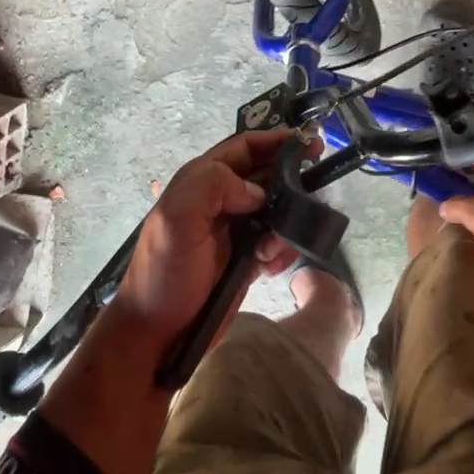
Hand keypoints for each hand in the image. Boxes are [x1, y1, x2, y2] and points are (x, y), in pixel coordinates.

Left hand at [112, 129, 316, 344]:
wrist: (158, 333)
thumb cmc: (164, 273)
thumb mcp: (177, 219)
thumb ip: (213, 186)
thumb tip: (257, 192)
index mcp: (200, 181)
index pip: (244, 148)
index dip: (275, 140)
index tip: (308, 141)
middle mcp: (219, 200)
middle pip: (265, 176)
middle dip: (289, 182)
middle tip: (315, 190)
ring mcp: (233, 230)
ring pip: (275, 210)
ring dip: (284, 223)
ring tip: (273, 247)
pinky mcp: (244, 259)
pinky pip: (275, 242)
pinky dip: (281, 250)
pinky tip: (270, 266)